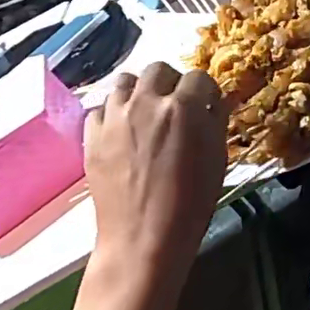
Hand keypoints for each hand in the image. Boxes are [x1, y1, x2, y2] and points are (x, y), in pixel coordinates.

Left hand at [84, 62, 229, 275]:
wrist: (142, 241)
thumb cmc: (190, 205)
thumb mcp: (217, 160)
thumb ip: (217, 122)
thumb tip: (218, 101)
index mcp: (183, 106)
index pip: (198, 77)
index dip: (205, 90)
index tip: (206, 104)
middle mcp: (146, 101)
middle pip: (159, 69)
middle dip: (171, 82)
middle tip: (175, 105)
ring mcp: (115, 116)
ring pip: (126, 81)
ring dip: (139, 91)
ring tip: (145, 112)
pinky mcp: (91, 135)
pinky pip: (101, 108)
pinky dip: (113, 113)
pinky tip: (122, 131)